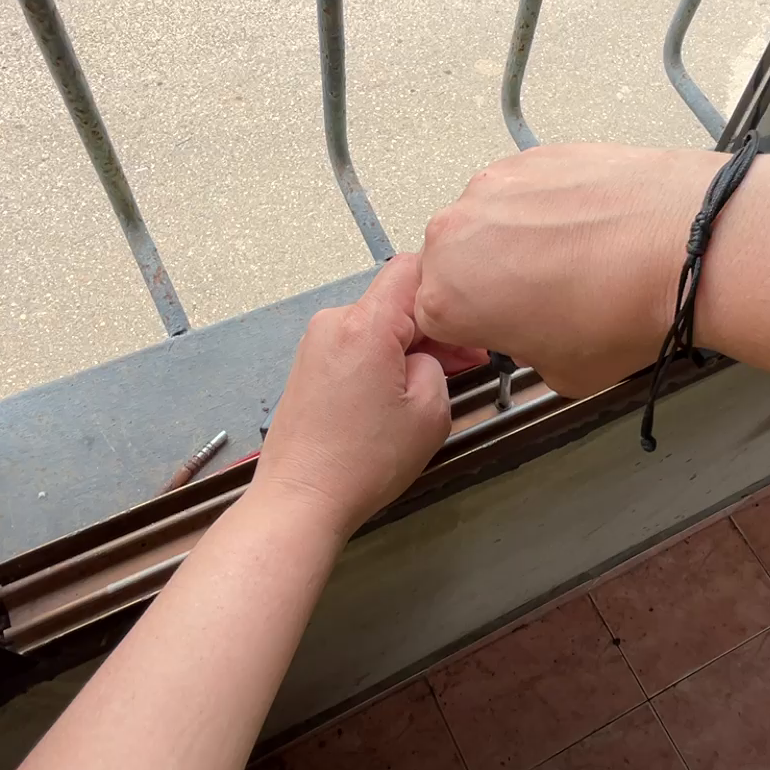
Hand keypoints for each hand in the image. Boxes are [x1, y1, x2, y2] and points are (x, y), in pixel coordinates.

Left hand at [252, 256, 460, 534]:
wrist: (299, 500)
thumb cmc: (364, 462)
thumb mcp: (430, 412)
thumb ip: (438, 364)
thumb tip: (424, 355)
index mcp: (364, 324)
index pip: (411, 269)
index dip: (447, 288)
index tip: (470, 321)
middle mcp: (334, 322)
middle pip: (395, 299)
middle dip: (434, 326)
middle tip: (468, 361)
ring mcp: (316, 343)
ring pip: (377, 323)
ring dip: (410, 344)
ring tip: (437, 380)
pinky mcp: (309, 365)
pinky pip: (357, 344)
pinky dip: (384, 358)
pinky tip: (401, 390)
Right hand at [417, 143, 728, 396]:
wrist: (682, 246)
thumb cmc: (621, 314)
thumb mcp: (560, 374)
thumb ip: (520, 351)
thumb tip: (529, 330)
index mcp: (446, 299)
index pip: (433, 319)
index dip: (471, 328)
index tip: (502, 328)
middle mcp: (453, 236)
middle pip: (451, 264)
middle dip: (485, 280)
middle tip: (538, 294)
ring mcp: (490, 187)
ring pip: (483, 222)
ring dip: (511, 239)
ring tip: (568, 254)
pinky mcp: (529, 156)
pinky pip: (519, 189)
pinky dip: (541, 206)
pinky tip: (584, 223)